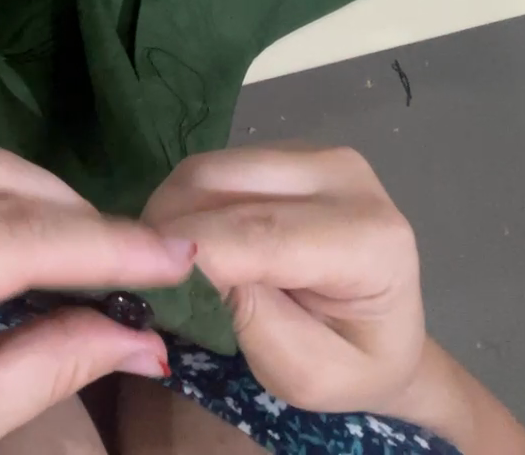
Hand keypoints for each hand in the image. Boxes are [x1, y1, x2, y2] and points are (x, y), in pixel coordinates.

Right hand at [141, 146, 426, 416]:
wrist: (381, 335)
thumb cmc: (351, 365)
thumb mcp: (310, 375)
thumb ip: (255, 323)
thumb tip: (192, 268)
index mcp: (371, 238)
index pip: (262, 233)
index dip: (194, 251)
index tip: (146, 279)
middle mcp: (342, 174)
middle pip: (222, 183)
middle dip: (169, 227)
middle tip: (143, 275)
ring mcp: (309, 153)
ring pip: (206, 169)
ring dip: (170, 213)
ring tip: (162, 260)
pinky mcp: (278, 149)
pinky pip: (209, 167)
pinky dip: (183, 202)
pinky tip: (185, 239)